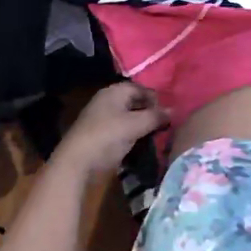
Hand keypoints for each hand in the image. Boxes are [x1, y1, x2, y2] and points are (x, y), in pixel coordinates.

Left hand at [52, 83, 167, 178]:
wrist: (77, 162)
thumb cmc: (108, 136)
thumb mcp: (136, 124)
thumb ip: (156, 116)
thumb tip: (173, 111)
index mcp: (114, 91)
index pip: (141, 88)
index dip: (156, 99)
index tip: (169, 114)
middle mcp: (108, 101)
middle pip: (135, 102)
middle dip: (151, 113)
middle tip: (166, 126)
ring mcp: (103, 119)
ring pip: (130, 118)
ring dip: (143, 126)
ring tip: (158, 136)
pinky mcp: (102, 136)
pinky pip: (123, 131)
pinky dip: (134, 136)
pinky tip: (143, 145)